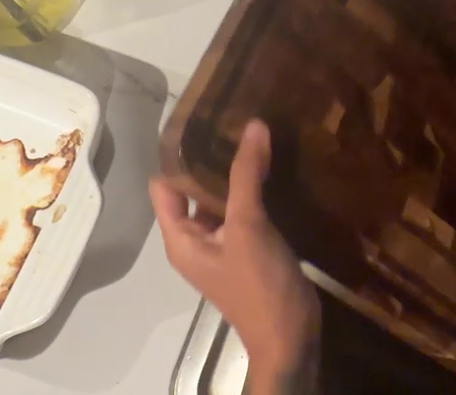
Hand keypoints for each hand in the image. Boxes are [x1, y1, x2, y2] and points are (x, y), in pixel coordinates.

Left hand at [151, 119, 319, 394]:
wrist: (291, 335)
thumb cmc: (257, 284)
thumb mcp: (248, 226)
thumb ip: (247, 175)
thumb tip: (253, 125)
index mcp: (181, 238)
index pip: (165, 186)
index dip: (179, 157)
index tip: (203, 123)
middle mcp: (196, 239)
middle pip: (194, 188)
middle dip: (212, 158)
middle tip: (234, 121)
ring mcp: (223, 244)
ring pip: (221, 197)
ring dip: (235, 172)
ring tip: (255, 135)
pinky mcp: (248, 246)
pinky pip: (243, 208)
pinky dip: (253, 188)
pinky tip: (272, 165)